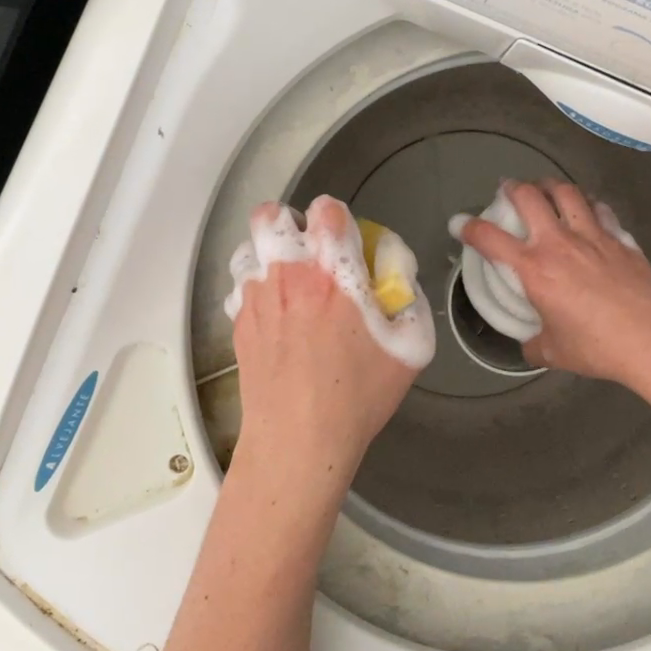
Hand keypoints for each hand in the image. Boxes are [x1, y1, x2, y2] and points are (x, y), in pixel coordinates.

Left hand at [227, 197, 432, 476]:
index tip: (348, 241)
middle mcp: (288, 276)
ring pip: (249, 246)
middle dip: (291, 224)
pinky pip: (241, 284)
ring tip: (289, 279)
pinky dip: (256, 286)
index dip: (338, 218)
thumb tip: (397, 275)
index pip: (327, 210)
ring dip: (269, 253)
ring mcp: (256, 297)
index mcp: (334, 275)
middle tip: (311, 252)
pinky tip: (275, 311)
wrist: (298, 440)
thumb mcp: (411, 348)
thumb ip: (411, 298)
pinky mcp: (239, 321)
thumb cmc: (356, 395)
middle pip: (271, 215)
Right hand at [453, 180, 650, 388]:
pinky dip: (588, 204)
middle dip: (513, 188)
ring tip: (546, 189)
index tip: (459, 223)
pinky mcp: (622, 240)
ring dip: (551, 186)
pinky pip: (601, 210)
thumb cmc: (599, 348)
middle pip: (531, 196)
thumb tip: (529, 344)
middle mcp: (561, 243)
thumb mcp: (554, 353)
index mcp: (536, 270)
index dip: (469, 227)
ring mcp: (595, 236)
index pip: (491, 239)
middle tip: (507, 189)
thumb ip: (534, 344)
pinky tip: (589, 210)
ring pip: (568, 192)